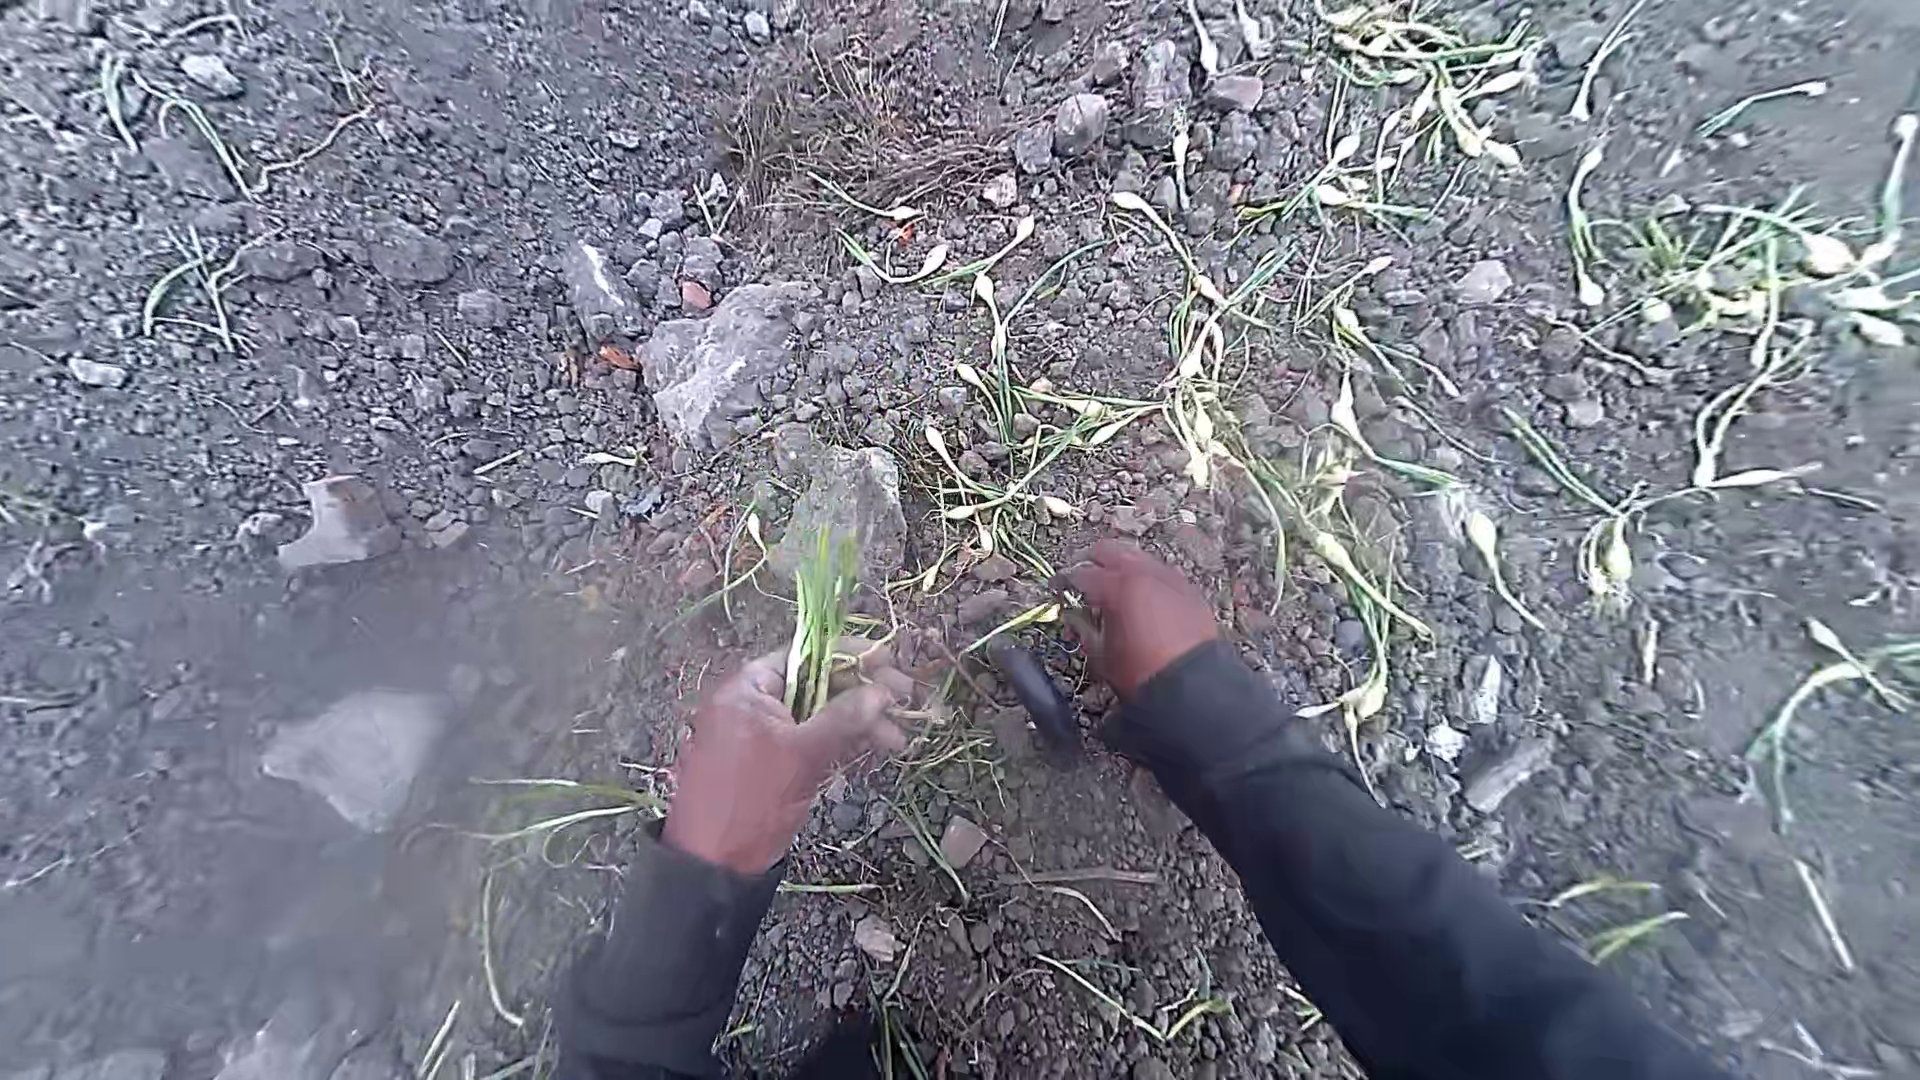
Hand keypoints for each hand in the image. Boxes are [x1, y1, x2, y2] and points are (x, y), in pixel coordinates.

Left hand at [663, 641, 913, 874]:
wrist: (713, 870)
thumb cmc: (751, 799)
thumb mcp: (801, 754)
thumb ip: (844, 717)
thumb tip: (883, 692)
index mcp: (750, 687)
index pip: (806, 654)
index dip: (851, 655)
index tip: (889, 662)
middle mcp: (759, 701)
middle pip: (820, 682)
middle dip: (864, 692)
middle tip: (905, 697)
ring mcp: (770, 732)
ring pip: (824, 713)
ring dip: (862, 721)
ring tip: (898, 736)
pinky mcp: (780, 759)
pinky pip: (818, 738)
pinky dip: (846, 741)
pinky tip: (880, 746)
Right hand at [1067, 540, 1219, 699]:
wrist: (1194, 689)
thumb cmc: (1143, 673)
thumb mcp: (1102, 654)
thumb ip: (1084, 628)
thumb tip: (1075, 617)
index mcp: (1118, 586)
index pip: (1081, 574)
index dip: (1064, 582)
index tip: (1057, 588)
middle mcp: (1145, 573)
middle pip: (1110, 550)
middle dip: (1091, 560)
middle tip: (1081, 575)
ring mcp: (1170, 578)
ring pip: (1138, 557)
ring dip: (1120, 565)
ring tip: (1111, 583)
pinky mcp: (1189, 590)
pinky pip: (1160, 572)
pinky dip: (1145, 577)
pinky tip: (1140, 593)